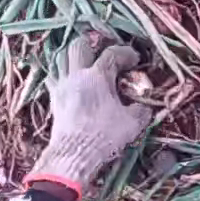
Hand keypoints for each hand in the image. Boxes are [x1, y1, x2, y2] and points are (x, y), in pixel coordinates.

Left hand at [26, 35, 153, 197]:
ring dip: (72, 57)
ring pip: (60, 59)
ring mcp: (61, 88)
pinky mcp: (53, 102)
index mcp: (97, 76)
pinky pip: (53, 79)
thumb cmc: (105, 136)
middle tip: (103, 53)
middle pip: (78, 46)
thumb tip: (146, 106)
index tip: (134, 60)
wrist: (74, 155)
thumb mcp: (132, 123)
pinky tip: (69, 83)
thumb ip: (141, 110)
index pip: (112, 54)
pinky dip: (61, 76)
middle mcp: (76, 76)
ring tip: (84, 64)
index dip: (125, 53)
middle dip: (92, 45)